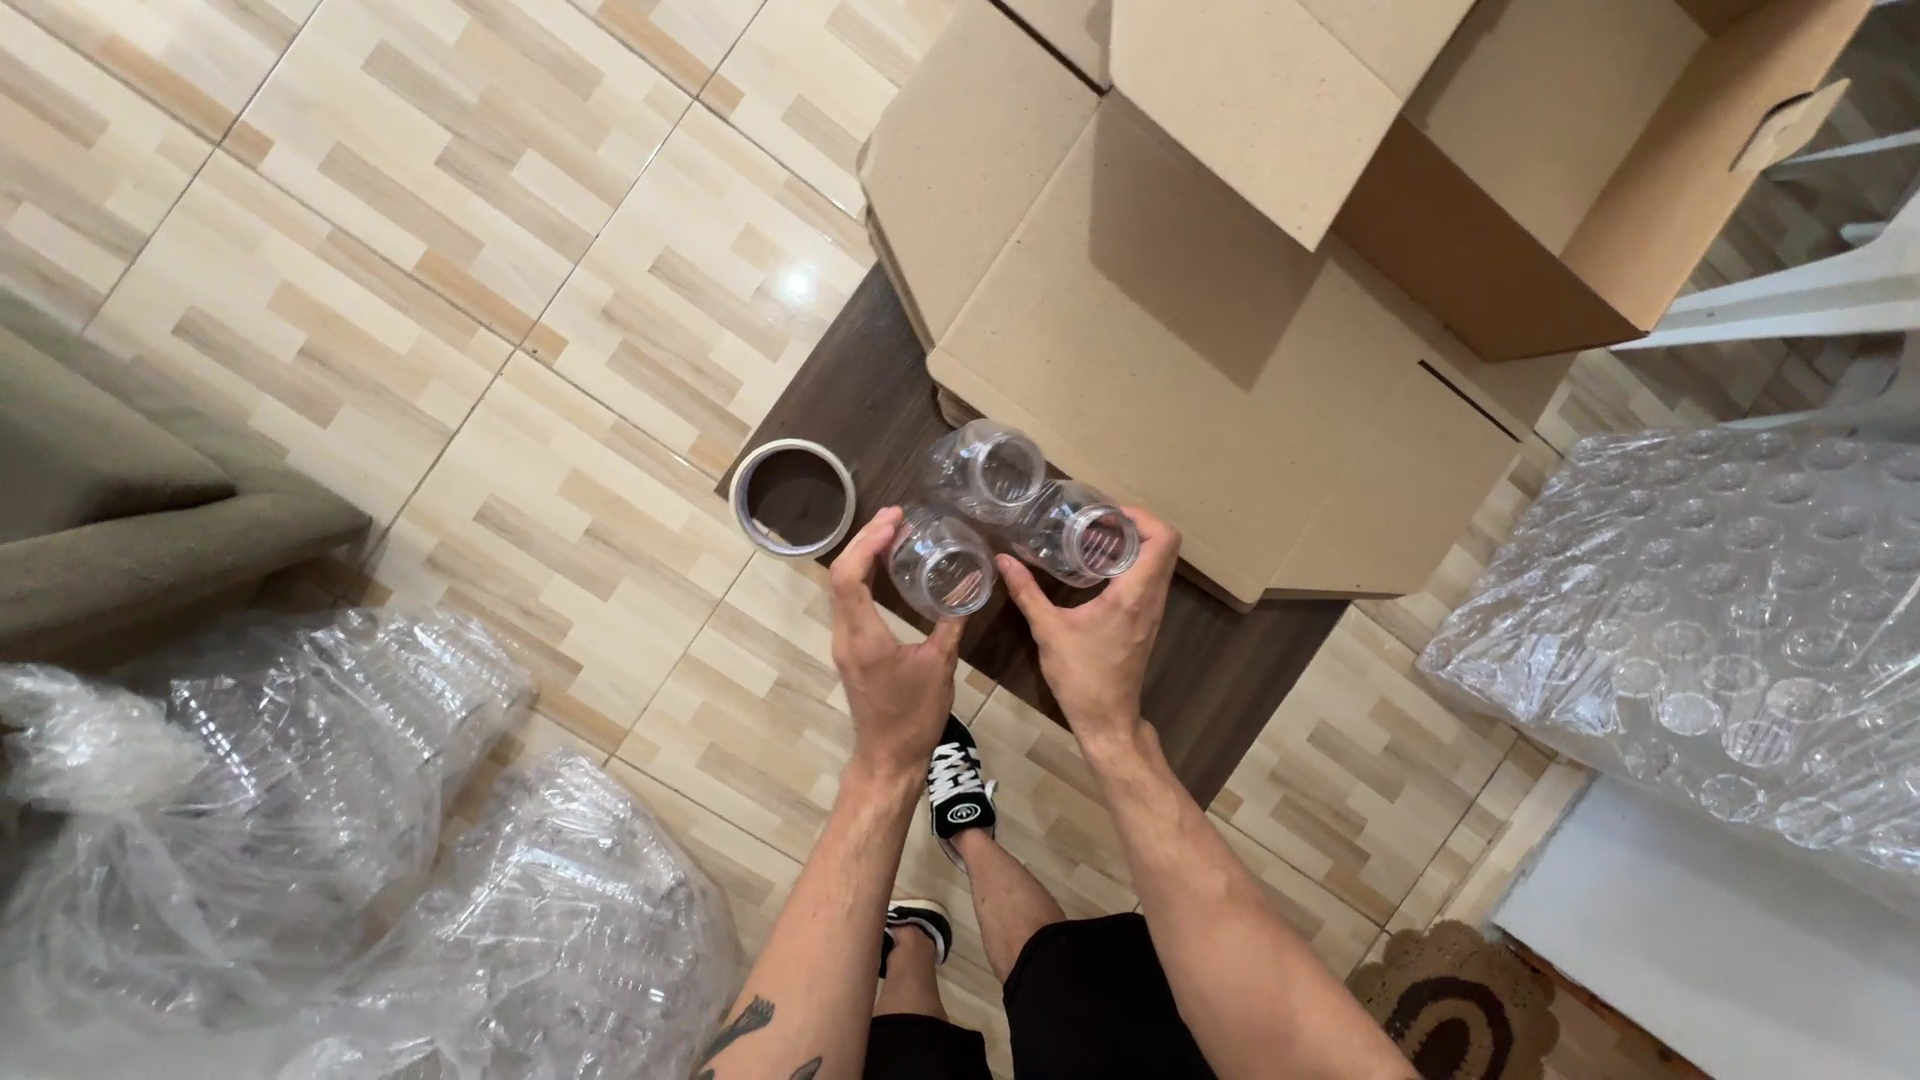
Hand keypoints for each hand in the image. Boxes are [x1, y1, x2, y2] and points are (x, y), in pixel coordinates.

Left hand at [830, 507, 964, 782]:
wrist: (889, 756)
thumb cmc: (915, 716)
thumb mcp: (941, 667)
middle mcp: (845, 635)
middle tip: (895, 516)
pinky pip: (849, 600)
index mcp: (864, 638)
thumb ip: (951, 624)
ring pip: (841, 586)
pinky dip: (863, 575)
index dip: (867, 543)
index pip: (850, 577)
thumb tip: (968, 586)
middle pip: (841, 575)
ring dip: (862, 555)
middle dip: (864, 540)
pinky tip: (885, 566)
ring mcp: (844, 642)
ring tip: (891, 531)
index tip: (894, 520)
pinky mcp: (850, 649)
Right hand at [996, 507, 1179, 747]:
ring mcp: (1153, 610)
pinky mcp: (1146, 620)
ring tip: (1095, 537)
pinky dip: (1132, 563)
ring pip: (1160, 562)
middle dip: (1136, 524)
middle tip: (1098, 520)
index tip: (1108, 513)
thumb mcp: (1048, 630)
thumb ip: (1027, 592)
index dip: (1142, 517)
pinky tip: (1097, 567)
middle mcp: (1152, 598)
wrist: (1106, 717)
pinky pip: (1150, 579)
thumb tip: (1004, 560)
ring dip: (1135, 543)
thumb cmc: (1081, 676)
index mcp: (1134, 594)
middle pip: (1165, 545)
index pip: (1162, 540)